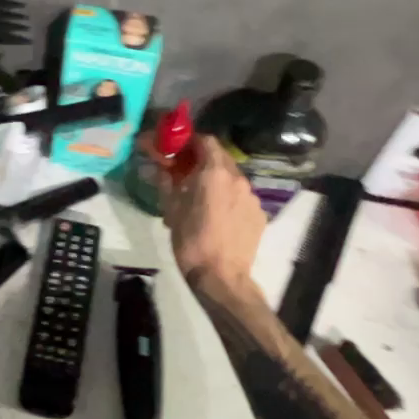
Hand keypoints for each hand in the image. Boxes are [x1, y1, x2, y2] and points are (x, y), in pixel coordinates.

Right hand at [158, 135, 265, 293]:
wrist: (221, 277)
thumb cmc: (191, 241)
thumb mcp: (171, 210)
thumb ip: (166, 182)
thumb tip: (159, 168)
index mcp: (214, 173)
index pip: (206, 141)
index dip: (192, 141)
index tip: (180, 149)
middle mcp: (237, 178)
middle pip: (221, 158)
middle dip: (204, 161)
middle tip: (188, 173)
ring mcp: (252, 197)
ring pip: (233, 178)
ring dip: (218, 181)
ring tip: (203, 198)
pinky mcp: (259, 214)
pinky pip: (242, 198)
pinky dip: (230, 199)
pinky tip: (219, 216)